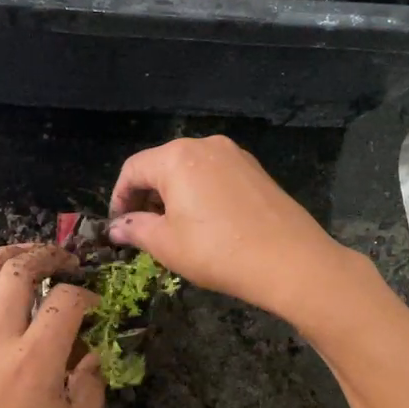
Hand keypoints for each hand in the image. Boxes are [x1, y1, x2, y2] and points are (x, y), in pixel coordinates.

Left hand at [0, 245, 105, 407]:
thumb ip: (92, 384)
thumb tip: (94, 352)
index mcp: (36, 359)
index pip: (65, 299)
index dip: (88, 295)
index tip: (98, 309)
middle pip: (16, 272)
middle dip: (45, 256)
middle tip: (65, 262)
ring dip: (0, 260)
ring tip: (22, 257)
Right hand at [108, 136, 357, 321]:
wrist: (291, 262)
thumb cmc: (218, 251)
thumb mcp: (167, 244)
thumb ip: (136, 229)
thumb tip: (117, 226)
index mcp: (177, 157)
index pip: (133, 169)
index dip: (119, 197)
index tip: (118, 226)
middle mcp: (205, 145)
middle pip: (161, 165)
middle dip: (147, 195)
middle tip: (144, 230)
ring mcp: (235, 156)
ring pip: (189, 169)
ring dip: (174, 195)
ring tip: (175, 229)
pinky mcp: (255, 171)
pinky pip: (215, 175)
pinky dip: (200, 193)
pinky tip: (207, 223)